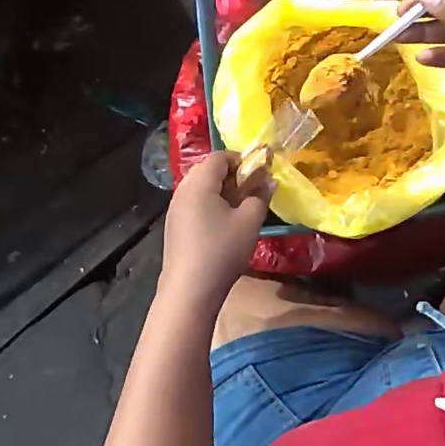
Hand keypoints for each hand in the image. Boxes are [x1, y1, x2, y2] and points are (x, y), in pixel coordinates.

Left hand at [160, 151, 270, 302]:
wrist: (190, 289)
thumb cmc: (222, 250)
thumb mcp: (249, 221)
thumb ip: (261, 195)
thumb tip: (269, 180)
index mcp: (199, 184)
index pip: (219, 156)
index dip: (241, 160)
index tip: (259, 175)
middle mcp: (182, 190)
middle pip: (207, 170)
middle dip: (232, 175)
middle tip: (251, 192)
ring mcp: (175, 209)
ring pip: (200, 188)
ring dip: (222, 191)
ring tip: (240, 210)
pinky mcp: (174, 226)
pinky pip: (194, 203)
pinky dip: (210, 205)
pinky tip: (223, 226)